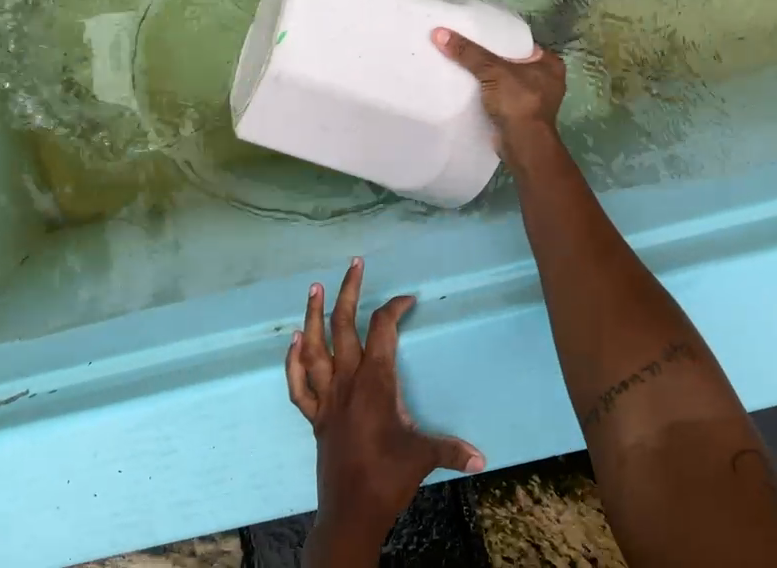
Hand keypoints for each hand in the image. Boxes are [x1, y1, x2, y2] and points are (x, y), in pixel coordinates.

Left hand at [286, 258, 483, 563]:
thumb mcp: (425, 456)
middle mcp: (347, 381)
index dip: (394, 307)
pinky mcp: (314, 416)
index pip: (382, 329)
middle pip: (343, 326)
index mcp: (375, 381)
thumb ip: (452, 449)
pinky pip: (298, 383)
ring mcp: (326, 398)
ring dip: (312, 316)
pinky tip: (292, 341)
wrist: (350, 512)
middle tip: (354, 263)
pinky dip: (293, 360)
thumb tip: (483, 458)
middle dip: (349, 291)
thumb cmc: (389, 477)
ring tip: (313, 288)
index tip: (409, 298)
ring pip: (314, 347)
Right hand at [431, 27, 565, 149]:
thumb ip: (467, 52)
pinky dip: (487, 93)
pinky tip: (468, 87)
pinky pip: (500, 97)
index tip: (477, 33)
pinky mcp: (520, 115)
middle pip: (511, 62)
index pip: (520, 43)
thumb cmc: (518, 101)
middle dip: (490, 58)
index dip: (499, 38)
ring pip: (505, 81)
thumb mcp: (492, 70)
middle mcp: (546, 79)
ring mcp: (534, 99)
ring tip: (462, 64)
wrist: (522, 145)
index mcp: (550, 63)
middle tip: (465, 47)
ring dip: (487, 78)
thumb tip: (438, 32)